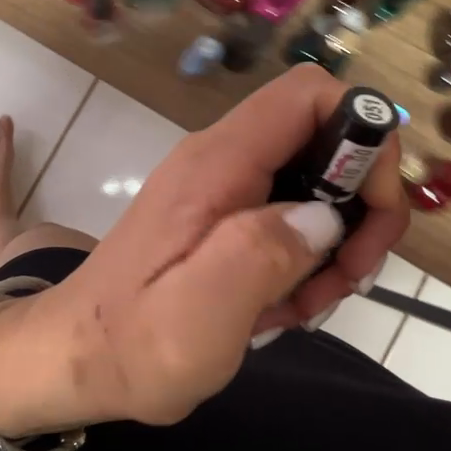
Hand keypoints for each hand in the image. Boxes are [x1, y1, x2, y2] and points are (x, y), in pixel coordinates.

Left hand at [0, 64, 407, 431]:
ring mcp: (220, 186)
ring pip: (313, 183)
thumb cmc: (132, 342)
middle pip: (323, 139)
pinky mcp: (219, 216)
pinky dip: (305, 257)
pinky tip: (283, 304)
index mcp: (217, 163)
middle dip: (359, 206)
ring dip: (334, 243)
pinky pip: (287, 215)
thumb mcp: (200, 312)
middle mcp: (221, 160)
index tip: (373, 213)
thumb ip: (262, 253)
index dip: (364, 134)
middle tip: (347, 279)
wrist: (77, 356)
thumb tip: (327, 216)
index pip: (309, 94)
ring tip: (306, 304)